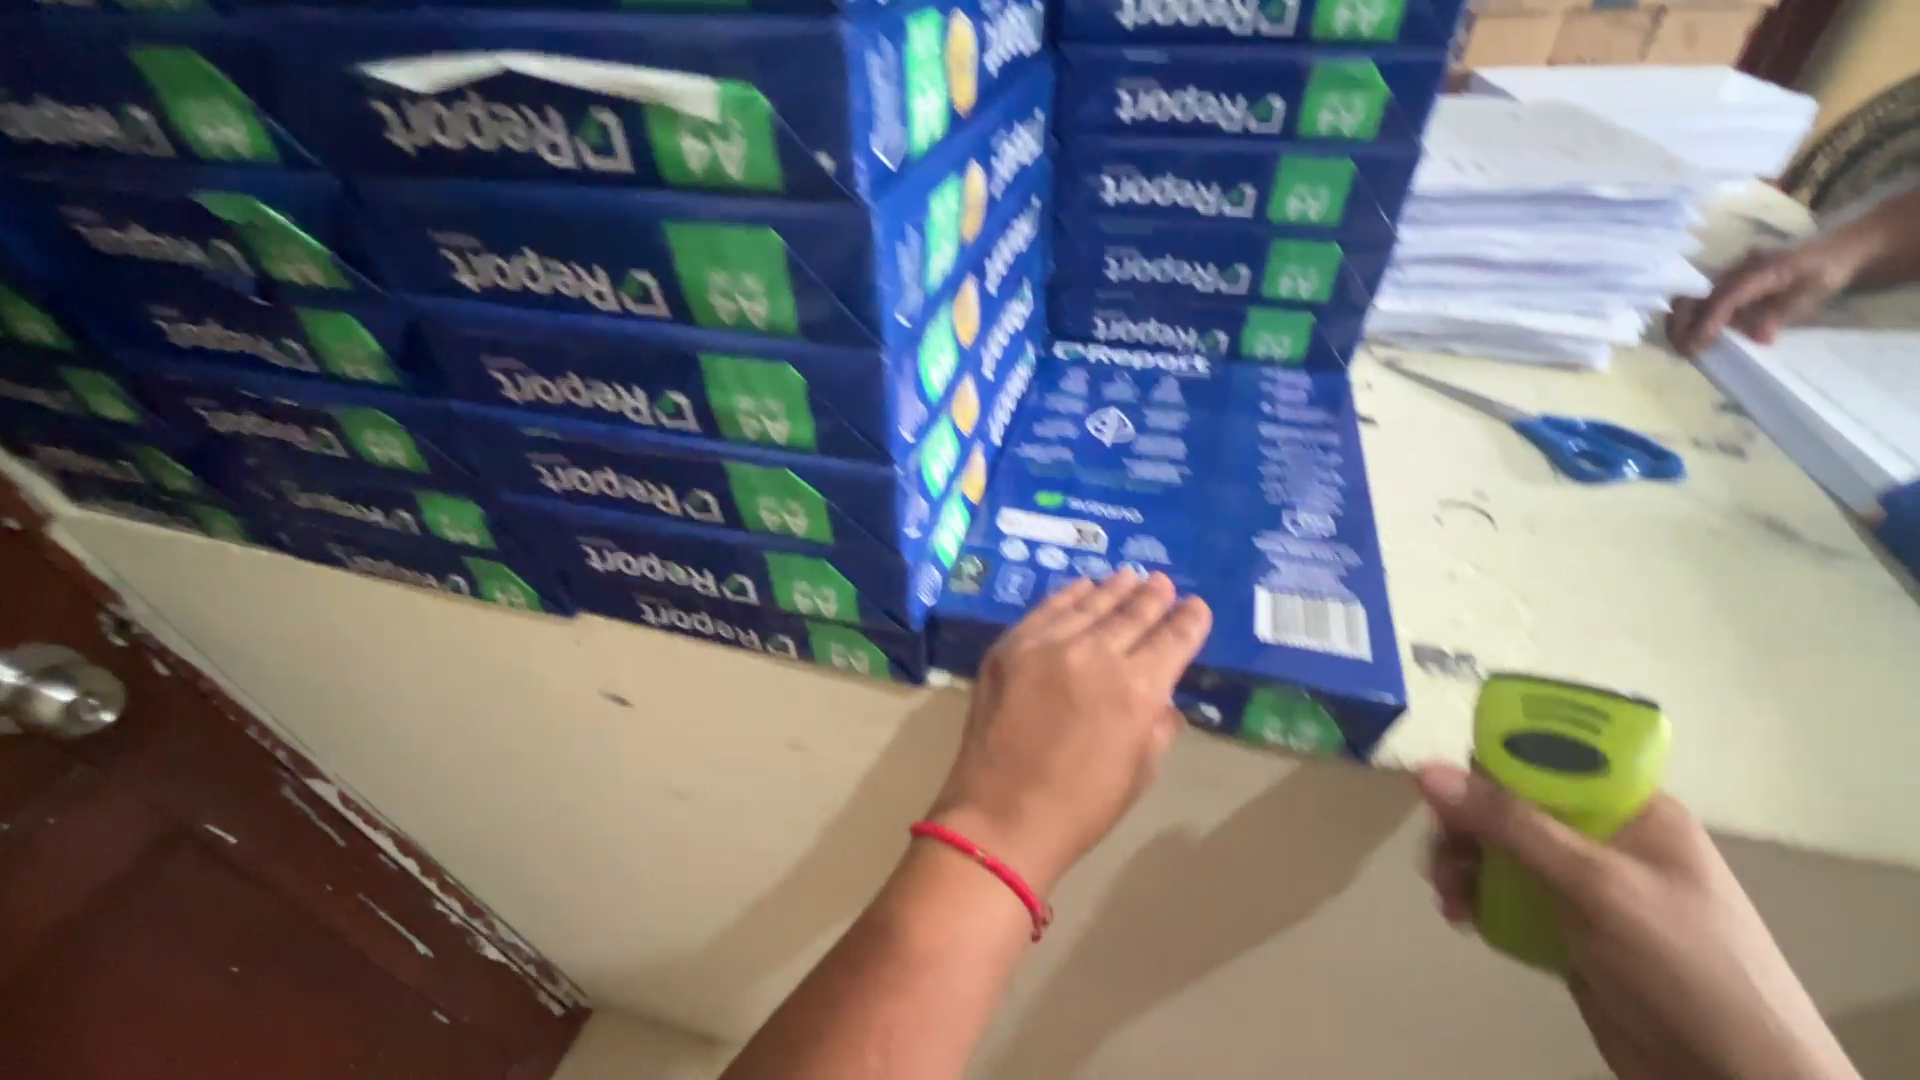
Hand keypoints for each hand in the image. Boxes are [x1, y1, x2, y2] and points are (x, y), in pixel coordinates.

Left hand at [930, 571, 1211, 894]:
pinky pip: (1048, 609)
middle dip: (1153, 597)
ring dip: (1115, 589)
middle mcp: (1096, 655)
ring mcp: (1048, 645)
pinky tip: (1084, 586)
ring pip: (1091, 604)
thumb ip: (1157, 723)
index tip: (1197, 607)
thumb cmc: (1081, 807)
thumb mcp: (1140, 770)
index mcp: (1137, 690)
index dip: (1189, 621)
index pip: (1173, 640)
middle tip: (1164, 582)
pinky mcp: (1011, 645)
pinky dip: (1071, 595)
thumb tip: (1161, 694)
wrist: (1000, 816)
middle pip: (1133, 614)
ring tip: (1130, 576)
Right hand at [1417, 765, 1858, 1079]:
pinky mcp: (1565, 927)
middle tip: (1441, 850)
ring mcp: (1584, 885)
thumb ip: (1511, 824)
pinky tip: (1461, 914)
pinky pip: (1502, 893)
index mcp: (1631, 810)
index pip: (1548, 758)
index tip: (1444, 787)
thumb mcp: (1597, 884)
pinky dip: (1474, 897)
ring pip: (1497, 849)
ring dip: (1462, 863)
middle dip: (1465, 824)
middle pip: (1510, 805)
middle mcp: (1604, 837)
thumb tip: (1425, 769)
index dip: (1491, 764)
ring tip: (1449, 894)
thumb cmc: (1684, 966)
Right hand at [1667, 231, 1878, 357]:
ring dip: (1678, 327)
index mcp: (1757, 272)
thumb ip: (1782, 314)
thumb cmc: (1825, 270)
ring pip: (1684, 302)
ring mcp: (1722, 279)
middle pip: (1690, 299)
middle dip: (1680, 328)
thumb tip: (1760, 339)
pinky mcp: (1718, 286)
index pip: (1723, 299)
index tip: (1699, 347)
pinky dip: (1685, 322)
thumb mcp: (1812, 293)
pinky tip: (1689, 338)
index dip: (1708, 323)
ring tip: (1684, 348)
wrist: (1832, 249)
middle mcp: (1731, 273)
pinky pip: (1692, 304)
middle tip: (1686, 352)